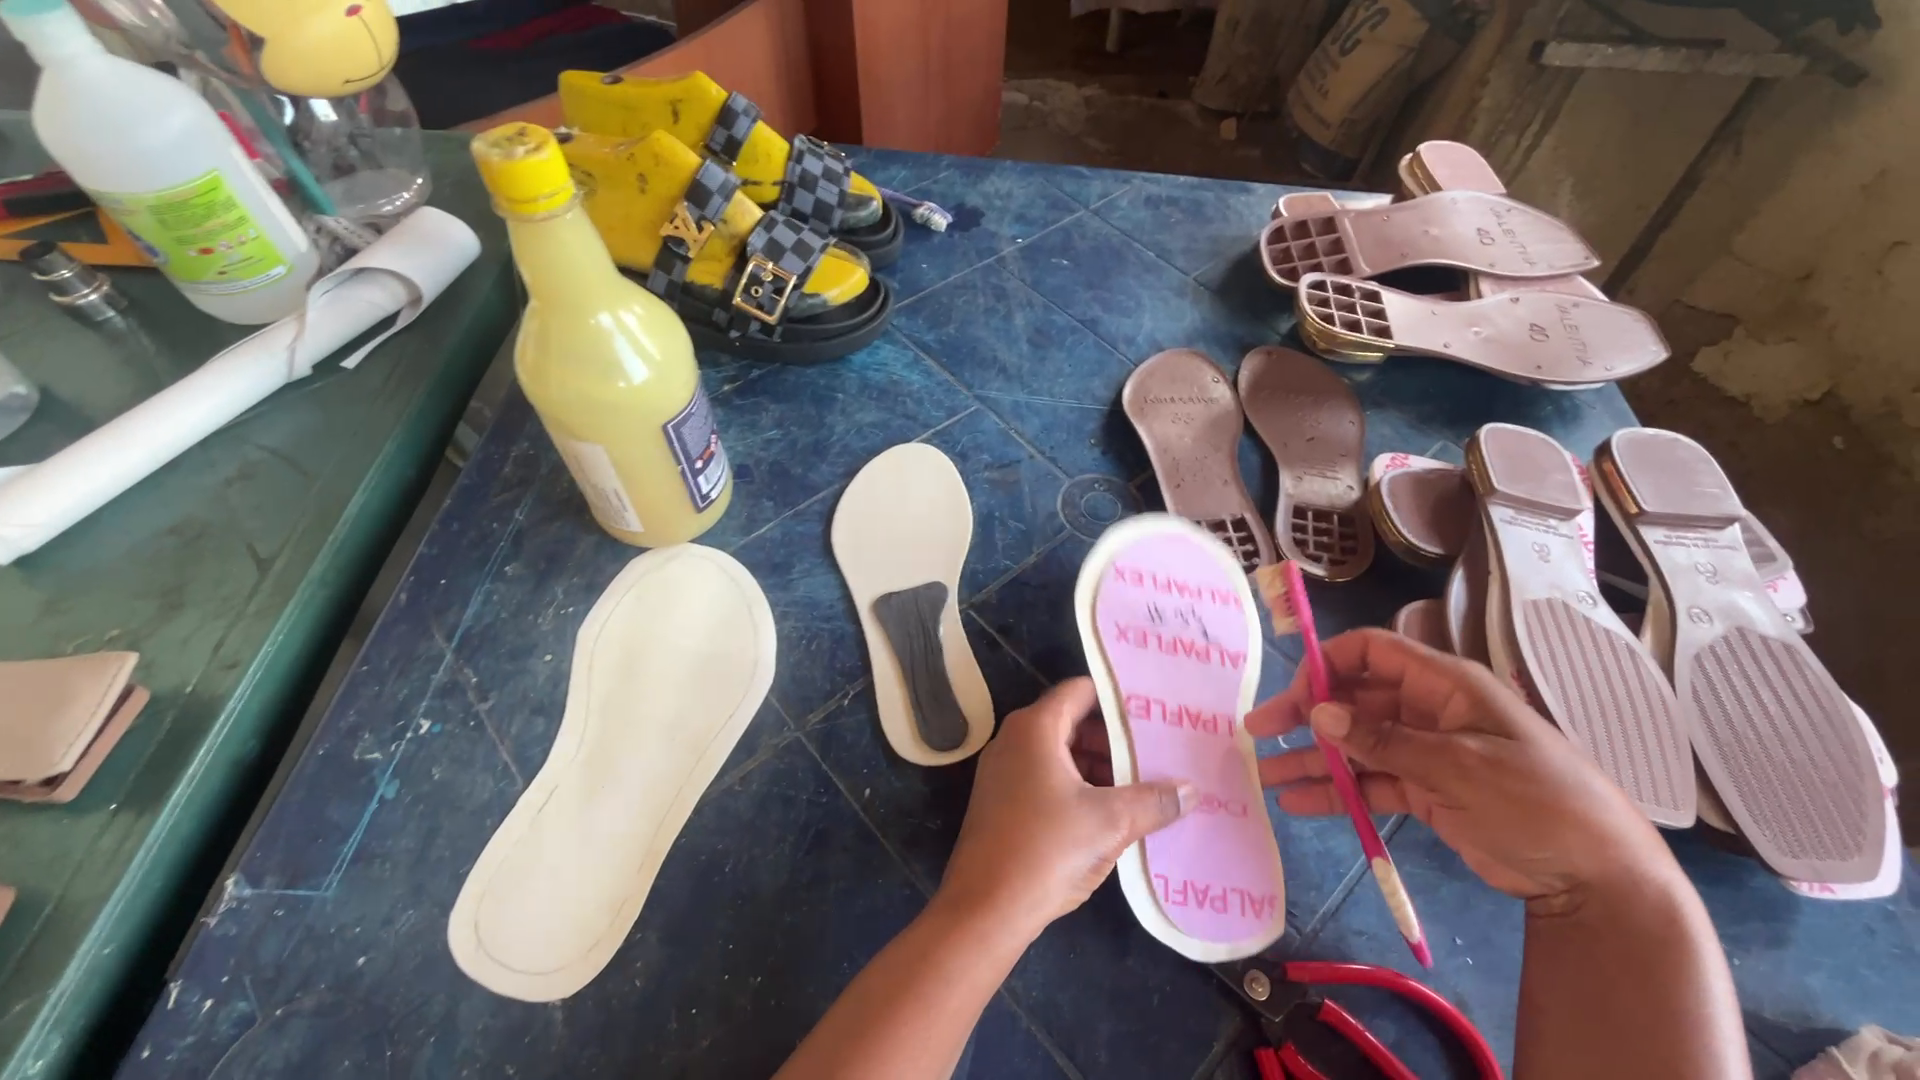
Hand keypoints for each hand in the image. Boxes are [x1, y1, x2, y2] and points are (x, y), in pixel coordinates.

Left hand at [938, 678, 1191, 937]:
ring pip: (1063, 754)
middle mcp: (1015, 740)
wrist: (985, 909)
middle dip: (1117, 739)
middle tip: (1162, 753)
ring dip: (1102, 767)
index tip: (1157, 711)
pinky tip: (1114, 813)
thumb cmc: (1046, 850)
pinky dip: (1081, 788)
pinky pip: (1049, 779)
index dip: (1119, 698)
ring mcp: (1005, 772)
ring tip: (1147, 786)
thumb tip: (1191, 790)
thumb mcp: (1111, 822)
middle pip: (1074, 722)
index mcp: (1035, 728)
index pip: (1082, 691)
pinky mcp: (1003, 802)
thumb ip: (1154, 800)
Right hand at [1248, 628, 1675, 913]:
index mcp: (1445, 685)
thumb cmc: (1536, 801)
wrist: (1598, 876)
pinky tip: (1300, 802)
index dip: (1328, 666)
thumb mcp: (1458, 766)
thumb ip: (1383, 739)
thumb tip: (1318, 713)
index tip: (1293, 696)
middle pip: (1354, 700)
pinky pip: (1370, 782)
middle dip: (1305, 716)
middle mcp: (1429, 710)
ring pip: (1356, 745)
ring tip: (1266, 776)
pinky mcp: (1427, 791)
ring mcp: (1427, 752)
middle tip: (1259, 734)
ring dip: (1312, 759)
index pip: (1373, 652)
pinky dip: (1337, 792)